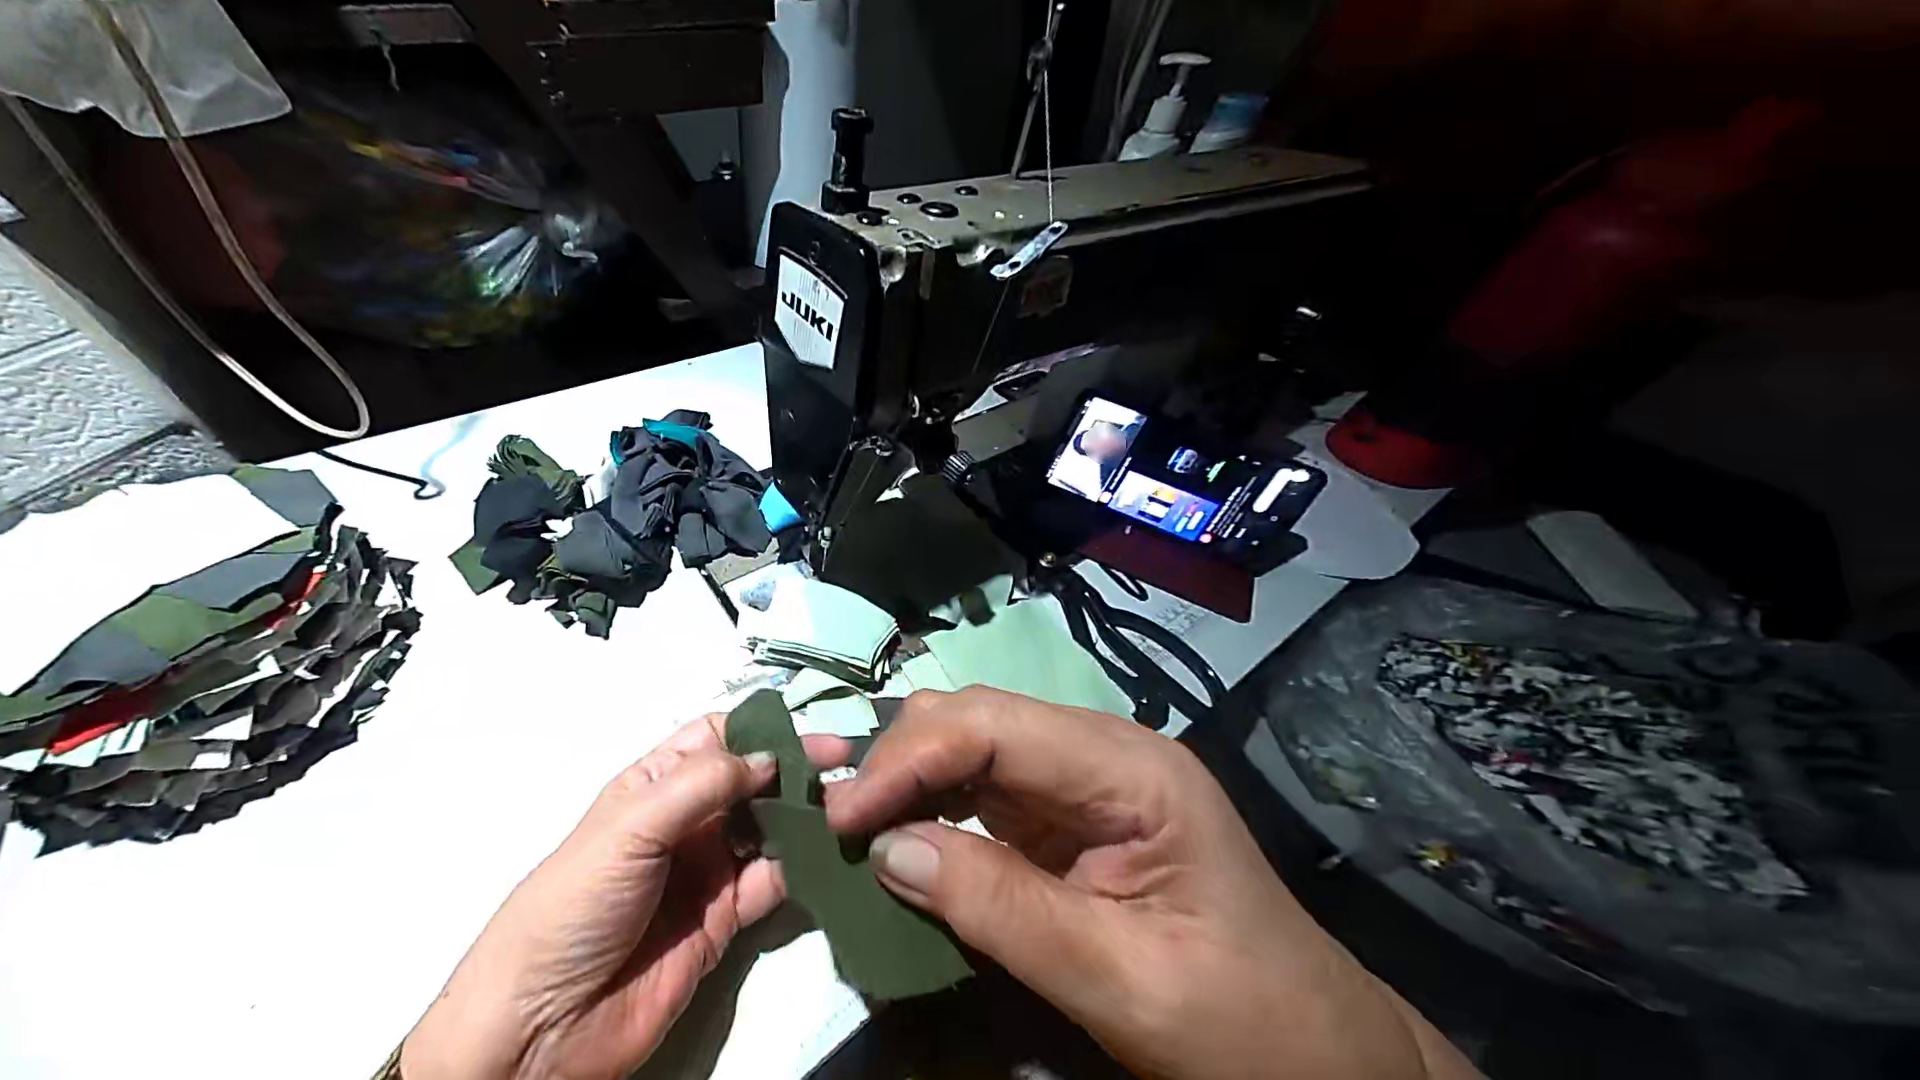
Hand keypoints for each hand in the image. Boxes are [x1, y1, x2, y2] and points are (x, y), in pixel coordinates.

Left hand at [401, 713, 844, 1079]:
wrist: (541, 1032)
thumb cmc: (576, 906)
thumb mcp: (630, 828)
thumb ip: (703, 784)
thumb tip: (771, 757)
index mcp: (657, 785)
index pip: (717, 738)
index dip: (761, 729)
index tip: (808, 730)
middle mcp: (689, 819)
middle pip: (753, 779)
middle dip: (796, 767)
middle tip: (846, 765)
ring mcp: (710, 868)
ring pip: (770, 825)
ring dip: (806, 813)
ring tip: (849, 804)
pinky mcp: (728, 916)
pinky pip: (775, 879)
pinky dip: (804, 864)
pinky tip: (831, 853)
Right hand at [827, 687, 1477, 1079]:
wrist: (1315, 1045)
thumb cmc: (1240, 1019)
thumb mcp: (1121, 980)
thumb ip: (1003, 909)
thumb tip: (892, 848)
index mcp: (1131, 769)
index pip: (998, 724)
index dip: (914, 757)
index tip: (847, 815)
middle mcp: (1105, 750)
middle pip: (983, 717)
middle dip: (905, 758)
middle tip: (843, 822)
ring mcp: (1087, 777)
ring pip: (978, 742)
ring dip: (914, 776)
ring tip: (859, 824)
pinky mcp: (1071, 810)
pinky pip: (989, 785)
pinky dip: (937, 802)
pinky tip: (905, 831)